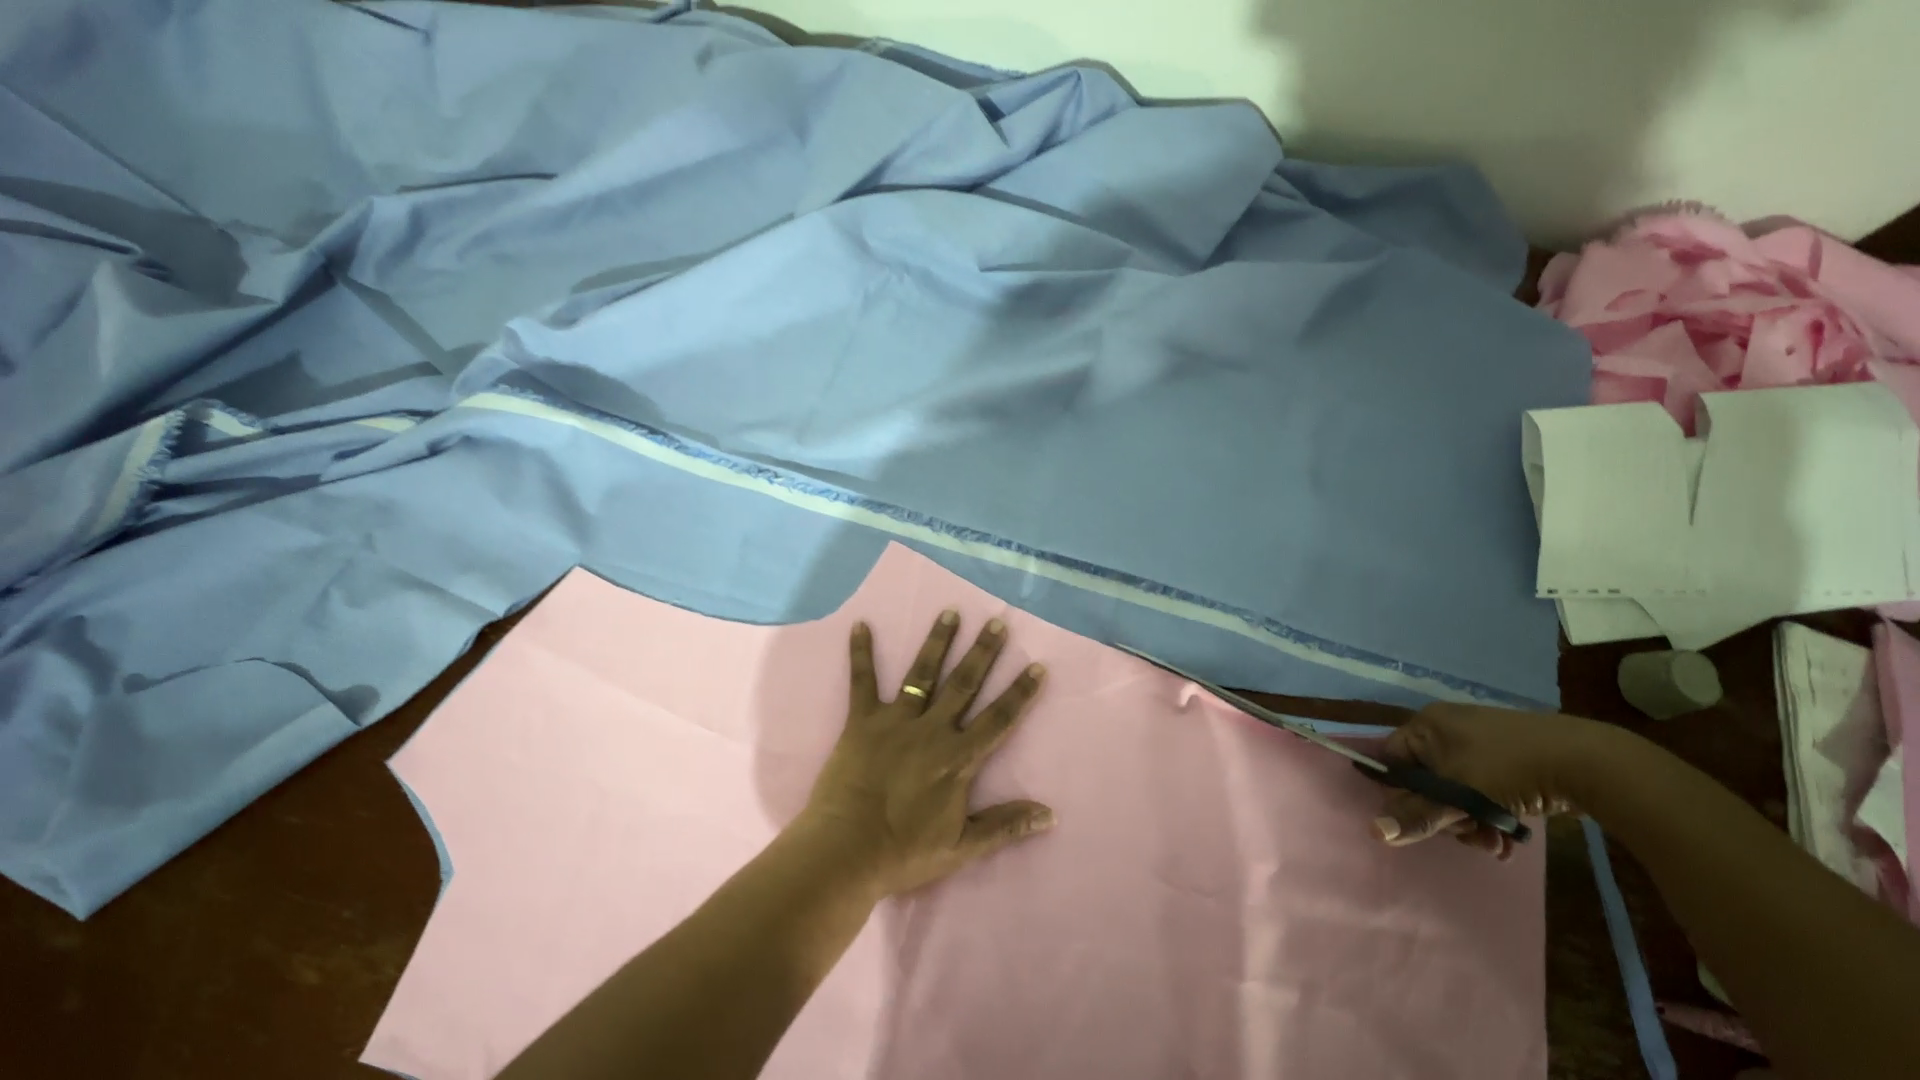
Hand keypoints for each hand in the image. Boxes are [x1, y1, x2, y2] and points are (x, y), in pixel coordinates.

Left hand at [798, 610, 1053, 897]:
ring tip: (950, 612)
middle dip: (983, 652)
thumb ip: (1005, 825)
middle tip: (996, 621)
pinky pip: (862, 682)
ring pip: (922, 674)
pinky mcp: (861, 723)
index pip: (998, 719)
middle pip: (964, 684)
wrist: (846, 851)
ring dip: (937, 642)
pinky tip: (860, 625)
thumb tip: (1050, 815)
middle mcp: (931, 731)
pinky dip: (860, 653)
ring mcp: (895, 722)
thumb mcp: (962, 847)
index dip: (1019, 693)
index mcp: (958, 759)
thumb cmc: (905, 852)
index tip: (1036, 666)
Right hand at [1372, 703, 1618, 858]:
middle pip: (1425, 784)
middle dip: (1446, 818)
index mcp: (1427, 726)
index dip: (1401, 794)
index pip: (1392, 761)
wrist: (1585, 762)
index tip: (1421, 819)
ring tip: (1493, 844)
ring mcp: (1479, 747)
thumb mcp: (1459, 794)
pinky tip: (1505, 841)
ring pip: (1456, 795)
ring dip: (1469, 825)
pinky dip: (1489, 818)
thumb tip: (1374, 831)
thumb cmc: (1508, 768)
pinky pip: (1481, 794)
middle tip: (1467, 833)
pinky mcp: (1506, 764)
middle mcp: (1448, 732)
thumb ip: (1417, 815)